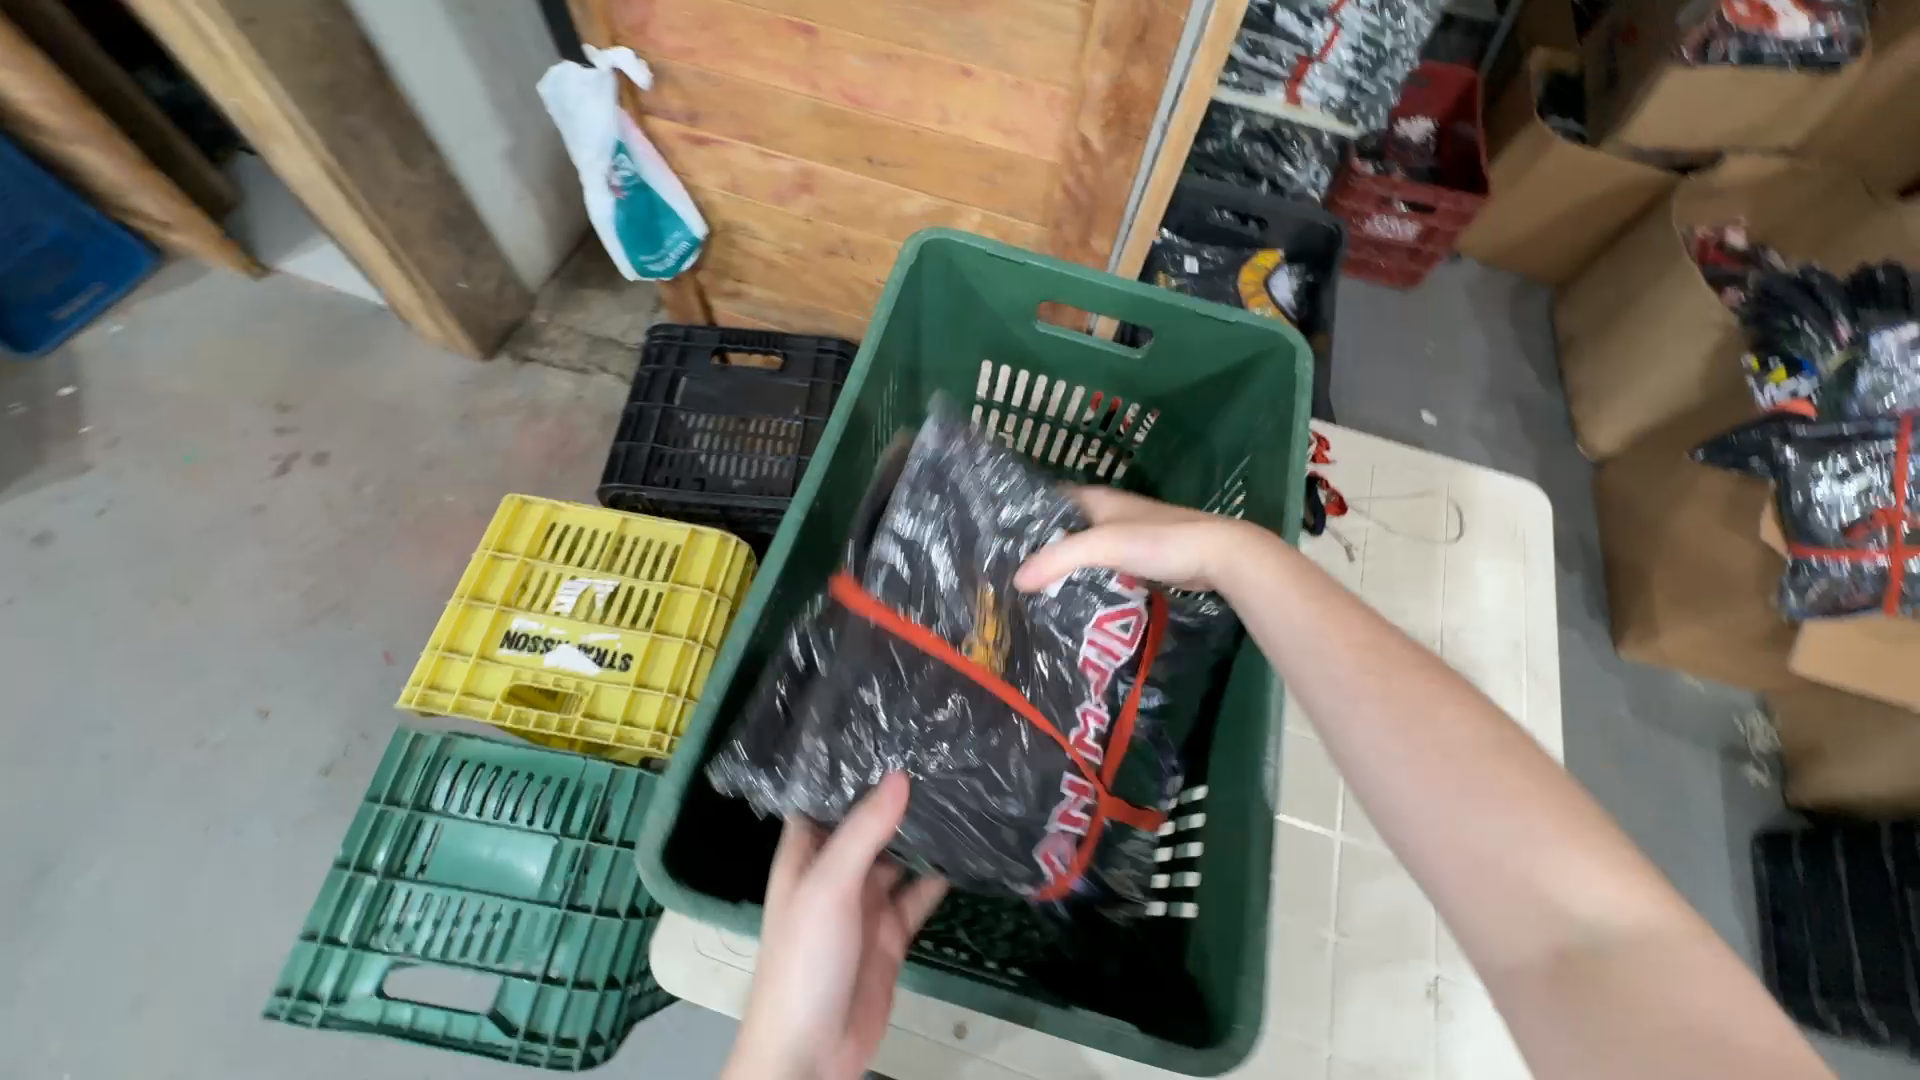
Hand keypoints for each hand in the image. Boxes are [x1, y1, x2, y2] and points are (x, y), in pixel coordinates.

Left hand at [723, 773, 948, 1079]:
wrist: (812, 1053)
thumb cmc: (804, 958)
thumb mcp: (829, 887)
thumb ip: (864, 831)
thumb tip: (900, 774)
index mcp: (806, 853)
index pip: (824, 796)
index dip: (848, 766)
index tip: (886, 728)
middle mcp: (835, 871)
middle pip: (867, 822)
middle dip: (896, 794)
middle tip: (939, 750)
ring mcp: (865, 901)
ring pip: (898, 855)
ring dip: (922, 831)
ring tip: (959, 786)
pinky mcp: (892, 932)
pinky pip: (919, 893)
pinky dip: (940, 874)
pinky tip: (967, 846)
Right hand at [1013, 486, 1267, 593]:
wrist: (1219, 555)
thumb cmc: (1161, 540)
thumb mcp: (1104, 546)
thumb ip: (1060, 559)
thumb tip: (1017, 580)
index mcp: (1096, 499)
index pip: (1049, 499)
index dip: (1025, 513)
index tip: (998, 537)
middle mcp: (1108, 512)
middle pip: (1064, 525)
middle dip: (1040, 543)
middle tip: (1010, 568)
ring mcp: (1126, 535)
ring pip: (1083, 547)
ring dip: (1063, 562)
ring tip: (1033, 585)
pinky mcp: (1141, 558)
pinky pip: (1102, 565)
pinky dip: (1086, 576)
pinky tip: (1072, 595)